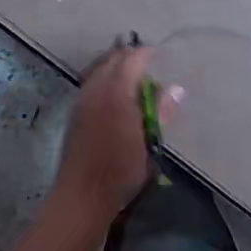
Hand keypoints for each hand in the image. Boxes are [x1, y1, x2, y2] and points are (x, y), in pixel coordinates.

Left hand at [49, 44, 181, 225]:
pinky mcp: (75, 111)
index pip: (132, 59)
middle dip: (131, 57)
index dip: (147, 53)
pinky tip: (116, 96)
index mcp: (116, 93)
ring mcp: (82, 99)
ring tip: (135, 80)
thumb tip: (175, 89)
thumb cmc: (120, 172)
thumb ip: (160, 112)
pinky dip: (106, 79)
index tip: (160, 54)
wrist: (80, 197)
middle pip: (113, 59)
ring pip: (100, 69)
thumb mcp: (148, 143)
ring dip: (117, 67)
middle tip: (149, 66)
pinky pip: (92, 82)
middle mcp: (96, 89)